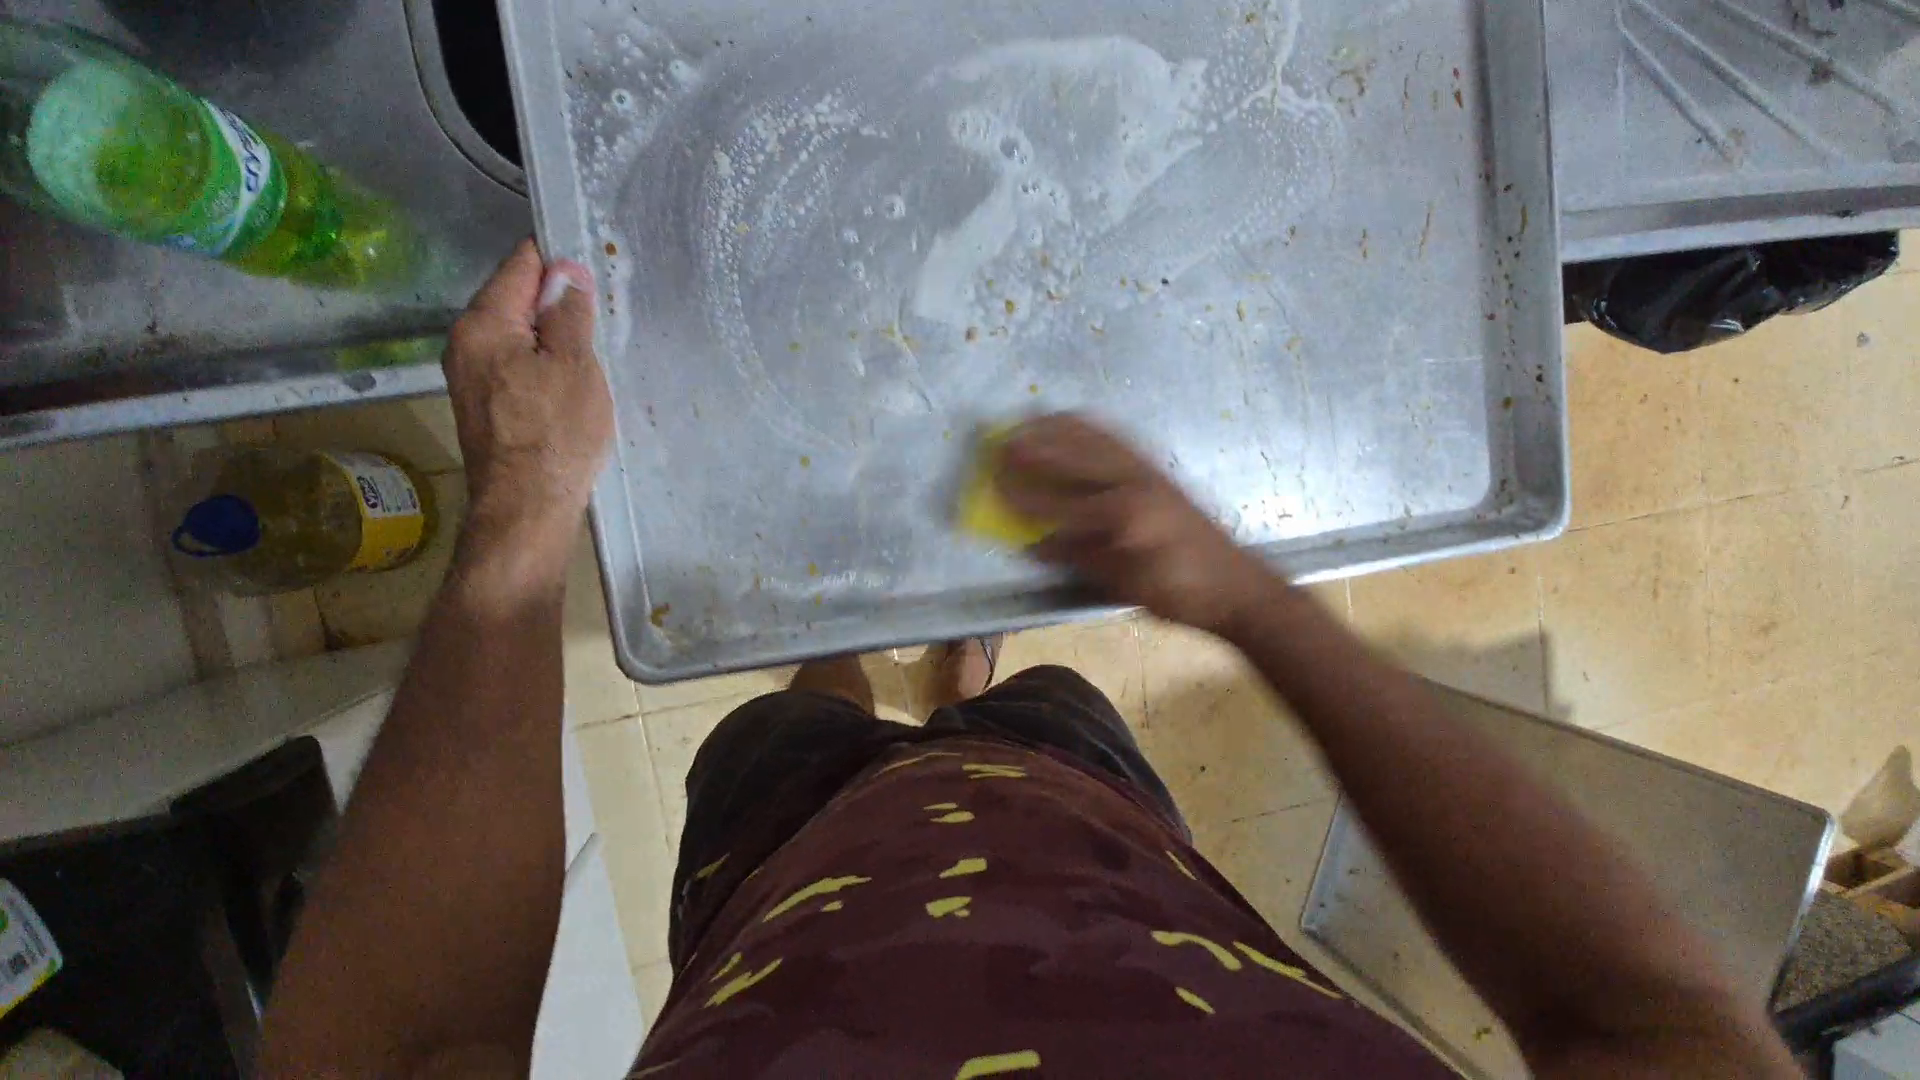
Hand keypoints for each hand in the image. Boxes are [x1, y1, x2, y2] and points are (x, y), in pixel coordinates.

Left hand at [444, 238, 614, 533]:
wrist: (526, 507)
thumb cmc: (557, 433)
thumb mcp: (575, 366)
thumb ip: (568, 314)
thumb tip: (565, 270)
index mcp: (483, 323)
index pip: (520, 266)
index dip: (558, 262)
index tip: (593, 271)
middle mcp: (464, 342)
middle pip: (513, 301)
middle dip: (554, 301)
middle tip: (601, 316)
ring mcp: (468, 376)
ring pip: (514, 335)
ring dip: (549, 336)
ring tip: (590, 351)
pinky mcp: (481, 406)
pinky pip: (513, 365)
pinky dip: (540, 363)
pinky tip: (567, 383)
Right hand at [997, 413, 1281, 634]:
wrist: (1238, 585)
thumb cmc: (1181, 594)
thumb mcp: (1125, 585)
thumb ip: (1079, 558)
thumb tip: (1035, 544)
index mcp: (1124, 518)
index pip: (1060, 501)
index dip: (1024, 493)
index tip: (995, 483)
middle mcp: (1135, 484)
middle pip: (1075, 457)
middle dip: (1035, 448)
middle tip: (1001, 442)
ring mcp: (1149, 471)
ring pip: (1096, 438)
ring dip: (1059, 428)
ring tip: (1028, 420)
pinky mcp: (1159, 469)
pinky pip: (1117, 438)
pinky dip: (1088, 427)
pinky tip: (1072, 424)